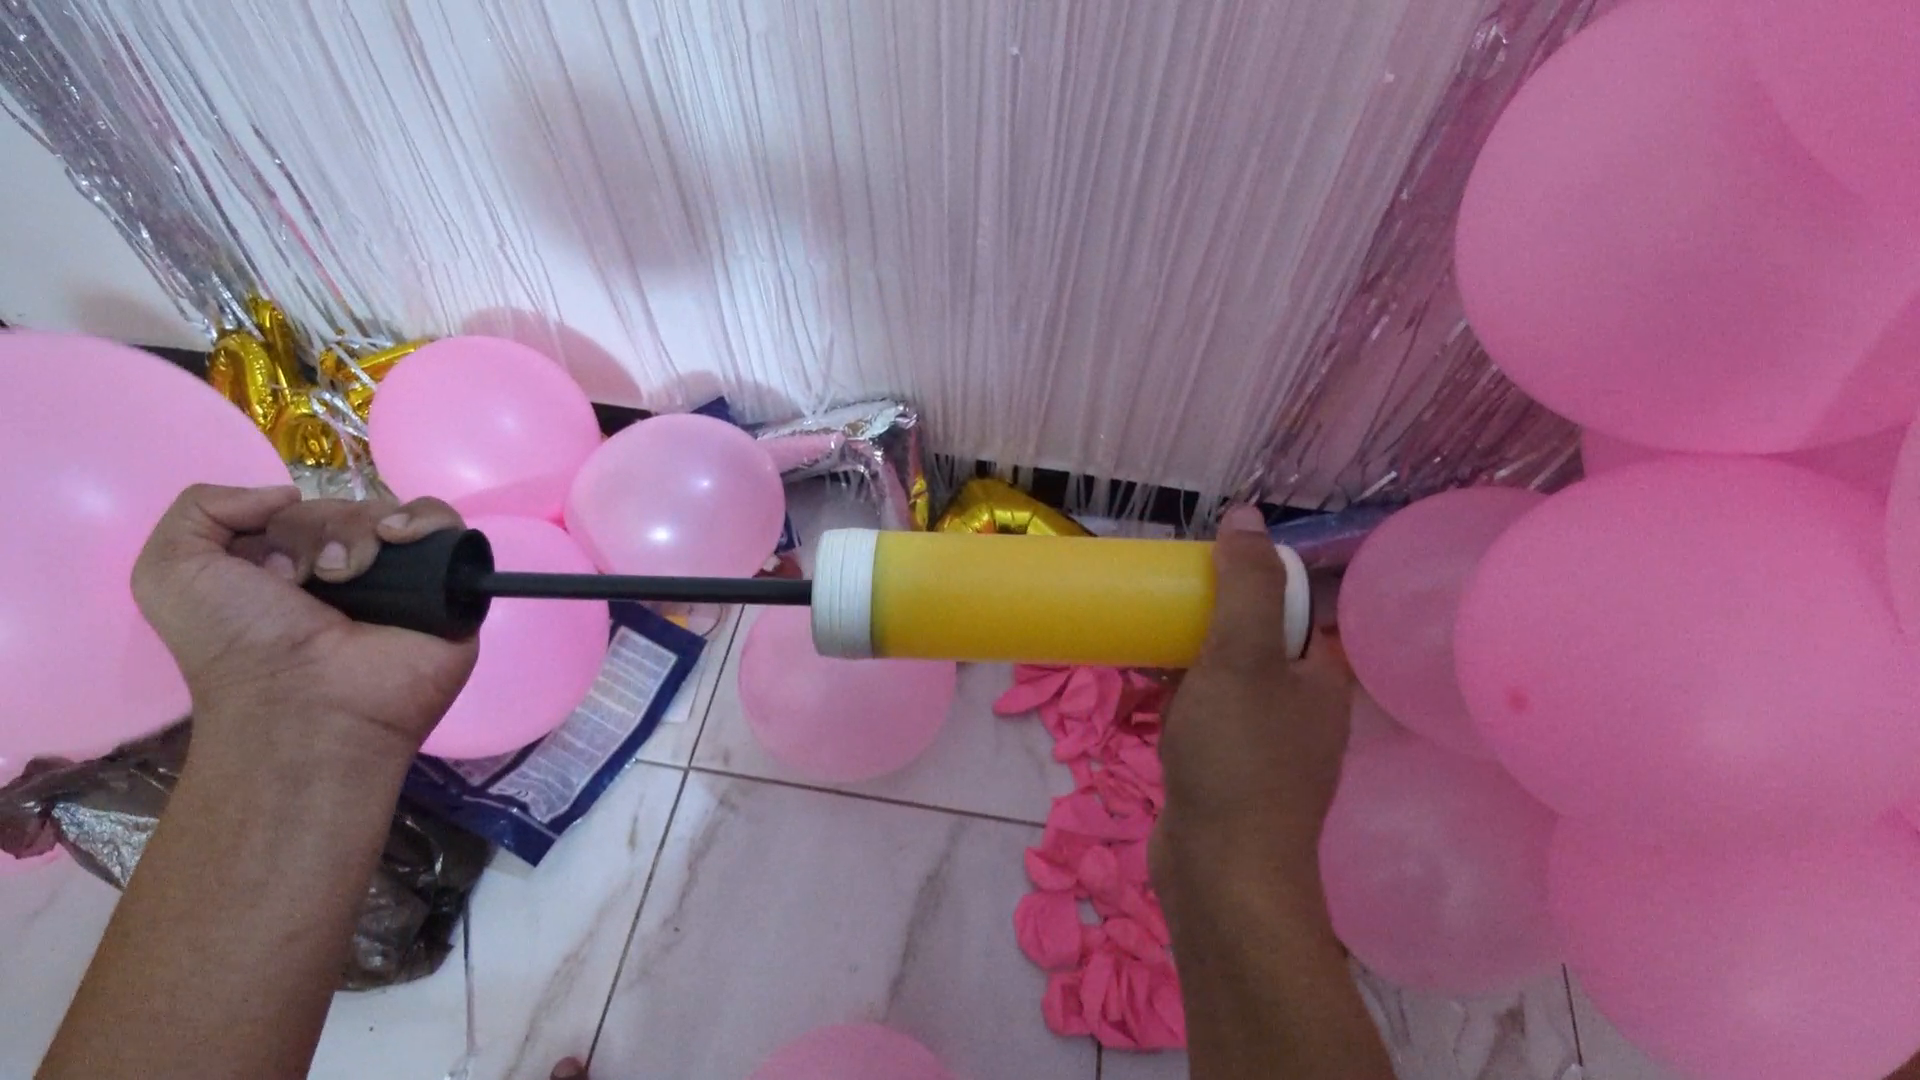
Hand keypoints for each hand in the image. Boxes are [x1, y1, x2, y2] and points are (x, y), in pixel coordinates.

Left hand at [131, 484, 478, 768]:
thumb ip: (202, 508)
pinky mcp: (453, 587)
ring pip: (398, 513)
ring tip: (356, 571)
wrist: (311, 700)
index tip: (271, 565)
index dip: (284, 521)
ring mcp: (407, 579)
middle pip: (351, 508)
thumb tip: (288, 493)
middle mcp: (353, 571)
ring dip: (369, 527)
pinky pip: (451, 530)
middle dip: (326, 529)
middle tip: (317, 577)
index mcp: (293, 567)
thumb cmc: (238, 644)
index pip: (304, 510)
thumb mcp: (172, 572)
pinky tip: (401, 540)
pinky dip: (426, 521)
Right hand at [1151, 504, 1353, 913]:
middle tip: (1159, 608)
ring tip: (1139, 646)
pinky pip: (1203, 717)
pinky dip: (1175, 702)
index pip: (1289, 603)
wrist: (1222, 872)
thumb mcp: (1241, 657)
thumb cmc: (1238, 758)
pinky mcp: (1230, 773)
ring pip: (1221, 679)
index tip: (1194, 574)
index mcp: (1320, 674)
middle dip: (1203, 621)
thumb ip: (1247, 584)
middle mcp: (1302, 707)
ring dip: (1183, 661)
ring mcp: (1265, 744)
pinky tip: (1141, 699)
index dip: (1244, 580)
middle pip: (1250, 639)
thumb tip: (1246, 514)